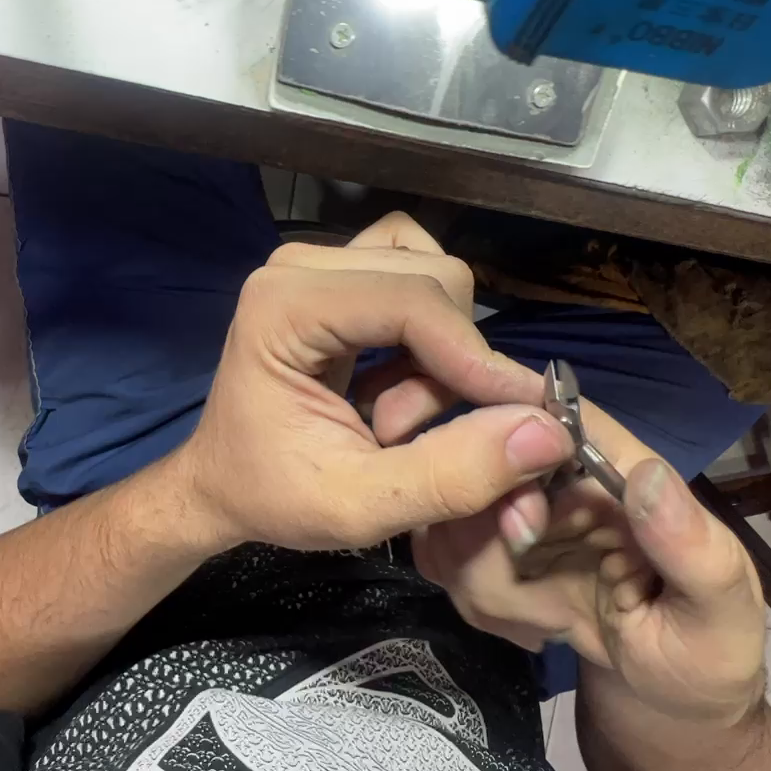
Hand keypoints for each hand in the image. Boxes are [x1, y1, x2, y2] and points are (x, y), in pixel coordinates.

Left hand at [168, 213, 576, 551]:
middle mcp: (298, 264)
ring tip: (392, 418)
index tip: (528, 417)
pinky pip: (418, 280)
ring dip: (438, 353)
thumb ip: (452, 473)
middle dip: (450, 363)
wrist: (221, 482)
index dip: (475, 358)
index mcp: (283, 305)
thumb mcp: (360, 507)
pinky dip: (428, 336)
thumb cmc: (272, 495)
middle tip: (409, 434)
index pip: (411, 301)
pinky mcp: (336, 275)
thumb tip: (549, 430)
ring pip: (434, 277)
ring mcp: (316, 263)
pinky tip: (397, 384)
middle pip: (433, 278)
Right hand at [415, 409, 766, 725]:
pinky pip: (447, 553)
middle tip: (542, 610)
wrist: (666, 701)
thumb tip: (646, 472)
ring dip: (494, 584)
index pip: (548, 412)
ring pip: (455, 513)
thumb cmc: (706, 653)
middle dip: (493, 540)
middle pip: (481, 460)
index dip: (505, 418)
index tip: (494, 476)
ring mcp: (517, 508)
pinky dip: (484, 601)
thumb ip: (692, 548)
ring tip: (551, 625)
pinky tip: (532, 625)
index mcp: (617, 467)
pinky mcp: (488, 544)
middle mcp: (558, 475)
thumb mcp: (722, 613)